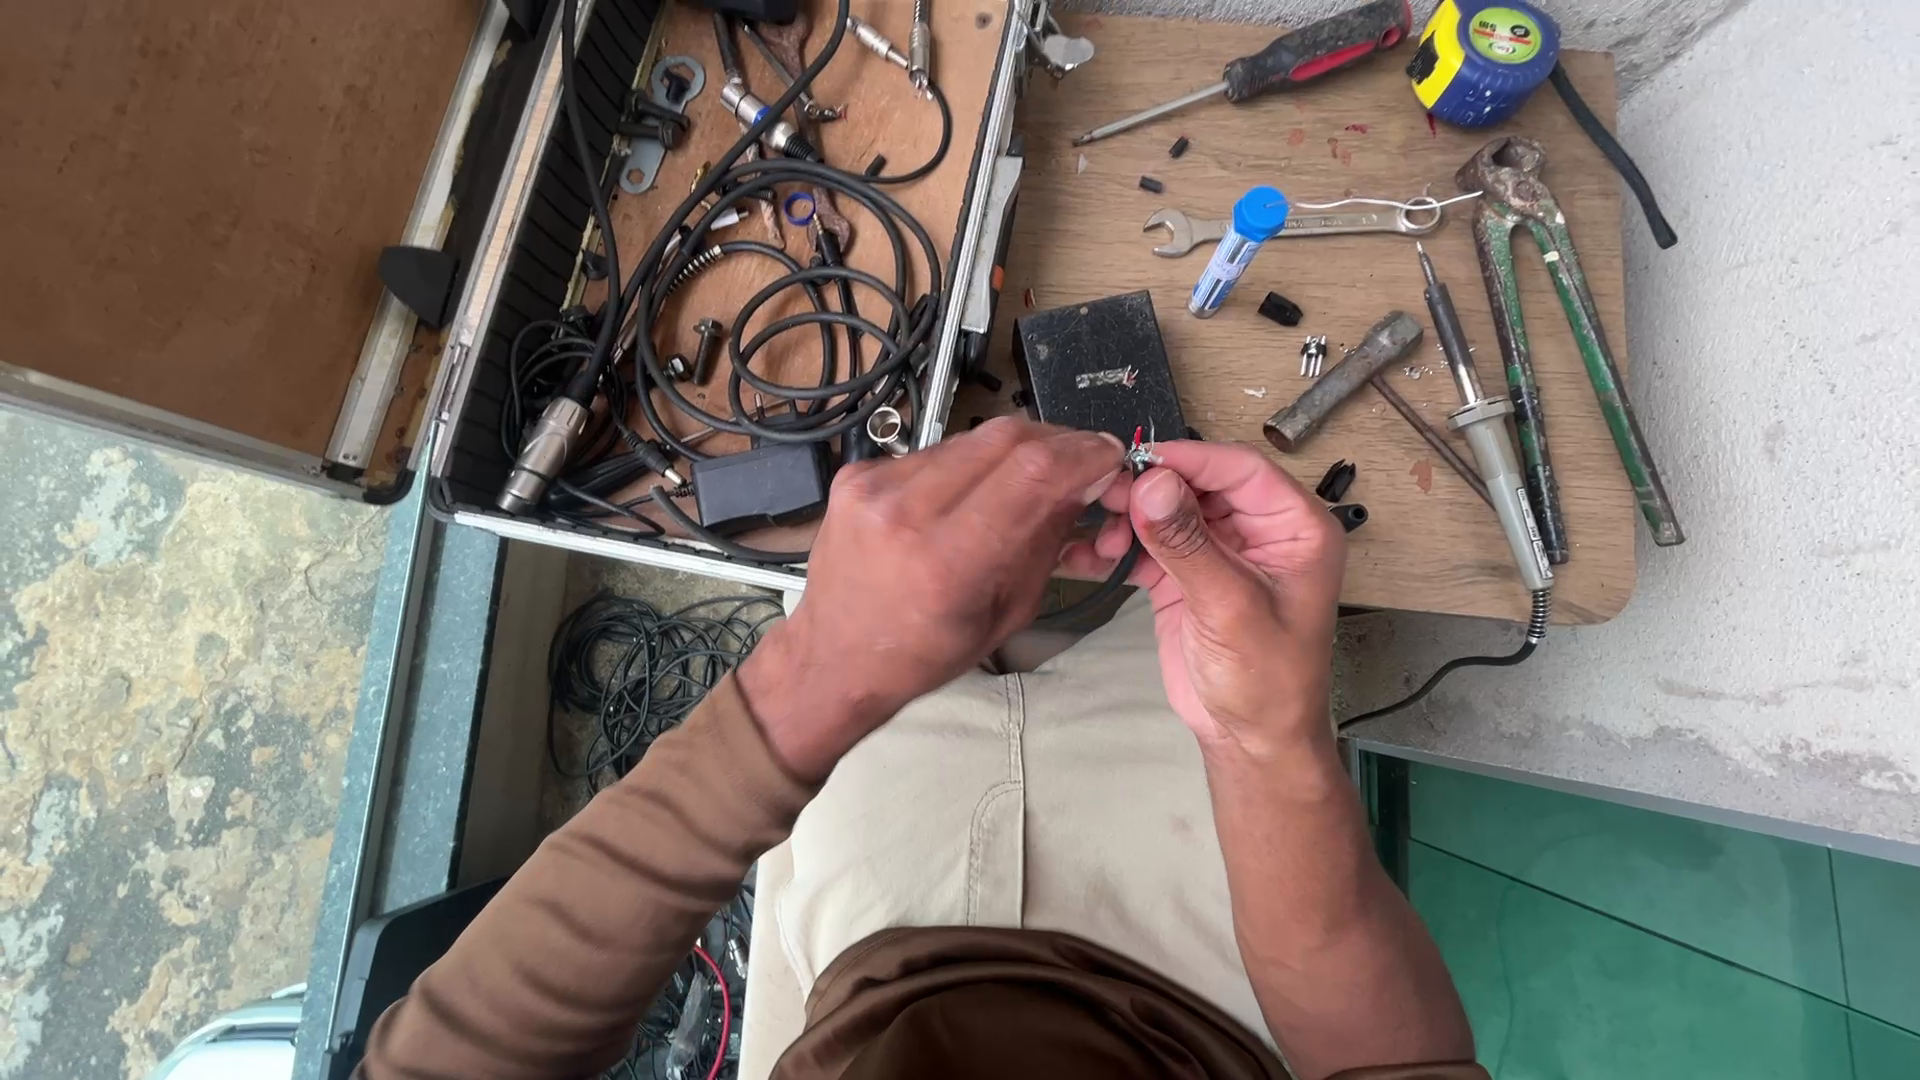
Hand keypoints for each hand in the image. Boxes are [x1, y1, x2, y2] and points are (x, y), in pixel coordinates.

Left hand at [739, 417, 1124, 779]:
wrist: (833, 658)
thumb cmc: (922, 655)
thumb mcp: (1005, 613)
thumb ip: (1045, 543)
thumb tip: (1079, 484)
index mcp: (947, 562)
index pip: (1032, 473)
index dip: (1084, 453)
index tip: (1108, 456)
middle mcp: (905, 512)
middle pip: (1005, 437)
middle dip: (1057, 442)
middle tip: (1079, 459)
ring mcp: (874, 486)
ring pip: (970, 437)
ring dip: (1013, 451)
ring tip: (1028, 479)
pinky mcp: (857, 475)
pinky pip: (935, 451)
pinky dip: (968, 464)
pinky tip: (971, 492)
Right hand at [1062, 441, 1345, 761]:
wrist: (1247, 737)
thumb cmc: (1268, 681)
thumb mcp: (1230, 608)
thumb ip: (1188, 544)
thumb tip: (1153, 485)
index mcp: (1293, 528)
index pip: (1239, 470)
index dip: (1189, 459)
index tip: (1140, 462)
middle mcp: (1255, 531)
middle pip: (1196, 485)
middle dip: (1150, 490)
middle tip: (1108, 497)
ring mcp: (1216, 552)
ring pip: (1166, 510)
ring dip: (1129, 518)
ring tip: (1102, 538)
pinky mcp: (1183, 574)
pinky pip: (1146, 546)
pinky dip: (1116, 548)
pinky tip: (1086, 554)